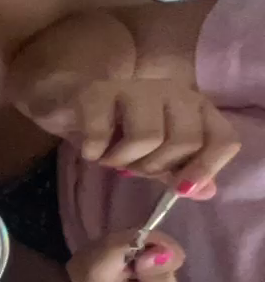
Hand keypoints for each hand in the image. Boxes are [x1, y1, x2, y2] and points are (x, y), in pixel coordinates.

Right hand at [12, 75, 237, 196]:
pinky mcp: (96, 92)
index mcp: (195, 107)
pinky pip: (101, 133)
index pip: (223, 140)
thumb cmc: (108, 126)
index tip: (180, 189)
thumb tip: (205, 192)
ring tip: (106, 159)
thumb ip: (174, 168)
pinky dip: (93, 151)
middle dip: (151, 166)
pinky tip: (87, 151)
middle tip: (127, 169)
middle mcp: (174, 93)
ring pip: (147, 138)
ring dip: (121, 159)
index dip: (207, 168)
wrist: (59, 102)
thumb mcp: (145, 151)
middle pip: (184, 142)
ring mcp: (135, 88)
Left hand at [67, 228, 187, 281]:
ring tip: (160, 271)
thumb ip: (159, 275)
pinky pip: (113, 245)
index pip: (117, 244)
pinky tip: (143, 270)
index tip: (177, 256)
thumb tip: (156, 249)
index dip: (150, 241)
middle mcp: (78, 265)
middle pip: (116, 238)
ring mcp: (78, 262)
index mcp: (93, 278)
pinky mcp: (86, 262)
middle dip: (150, 245)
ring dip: (144, 249)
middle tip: (175, 264)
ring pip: (116, 239)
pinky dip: (134, 252)